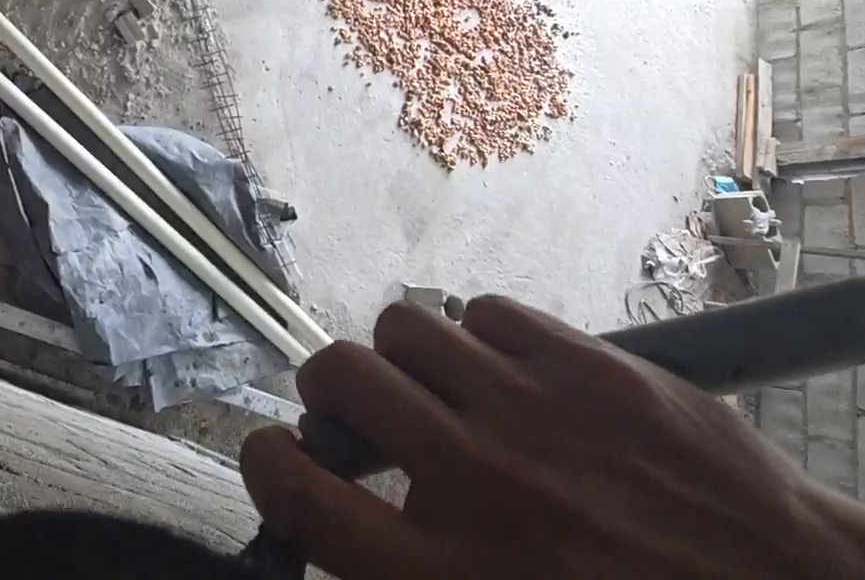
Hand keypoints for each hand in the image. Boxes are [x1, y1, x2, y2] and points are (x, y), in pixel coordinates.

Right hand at [240, 296, 864, 578]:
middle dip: (330, 387)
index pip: (297, 489)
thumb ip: (400, 570)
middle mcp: (483, 484)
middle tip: (361, 411)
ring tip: (448, 390)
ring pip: (405, 324)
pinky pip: (487, 311)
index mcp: (450, 578)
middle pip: (337, 375)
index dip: (267, 463)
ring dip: (409, 359)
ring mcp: (541, 413)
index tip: (281, 457)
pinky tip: (519, 379)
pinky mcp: (597, 364)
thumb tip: (328, 504)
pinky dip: (484, 339)